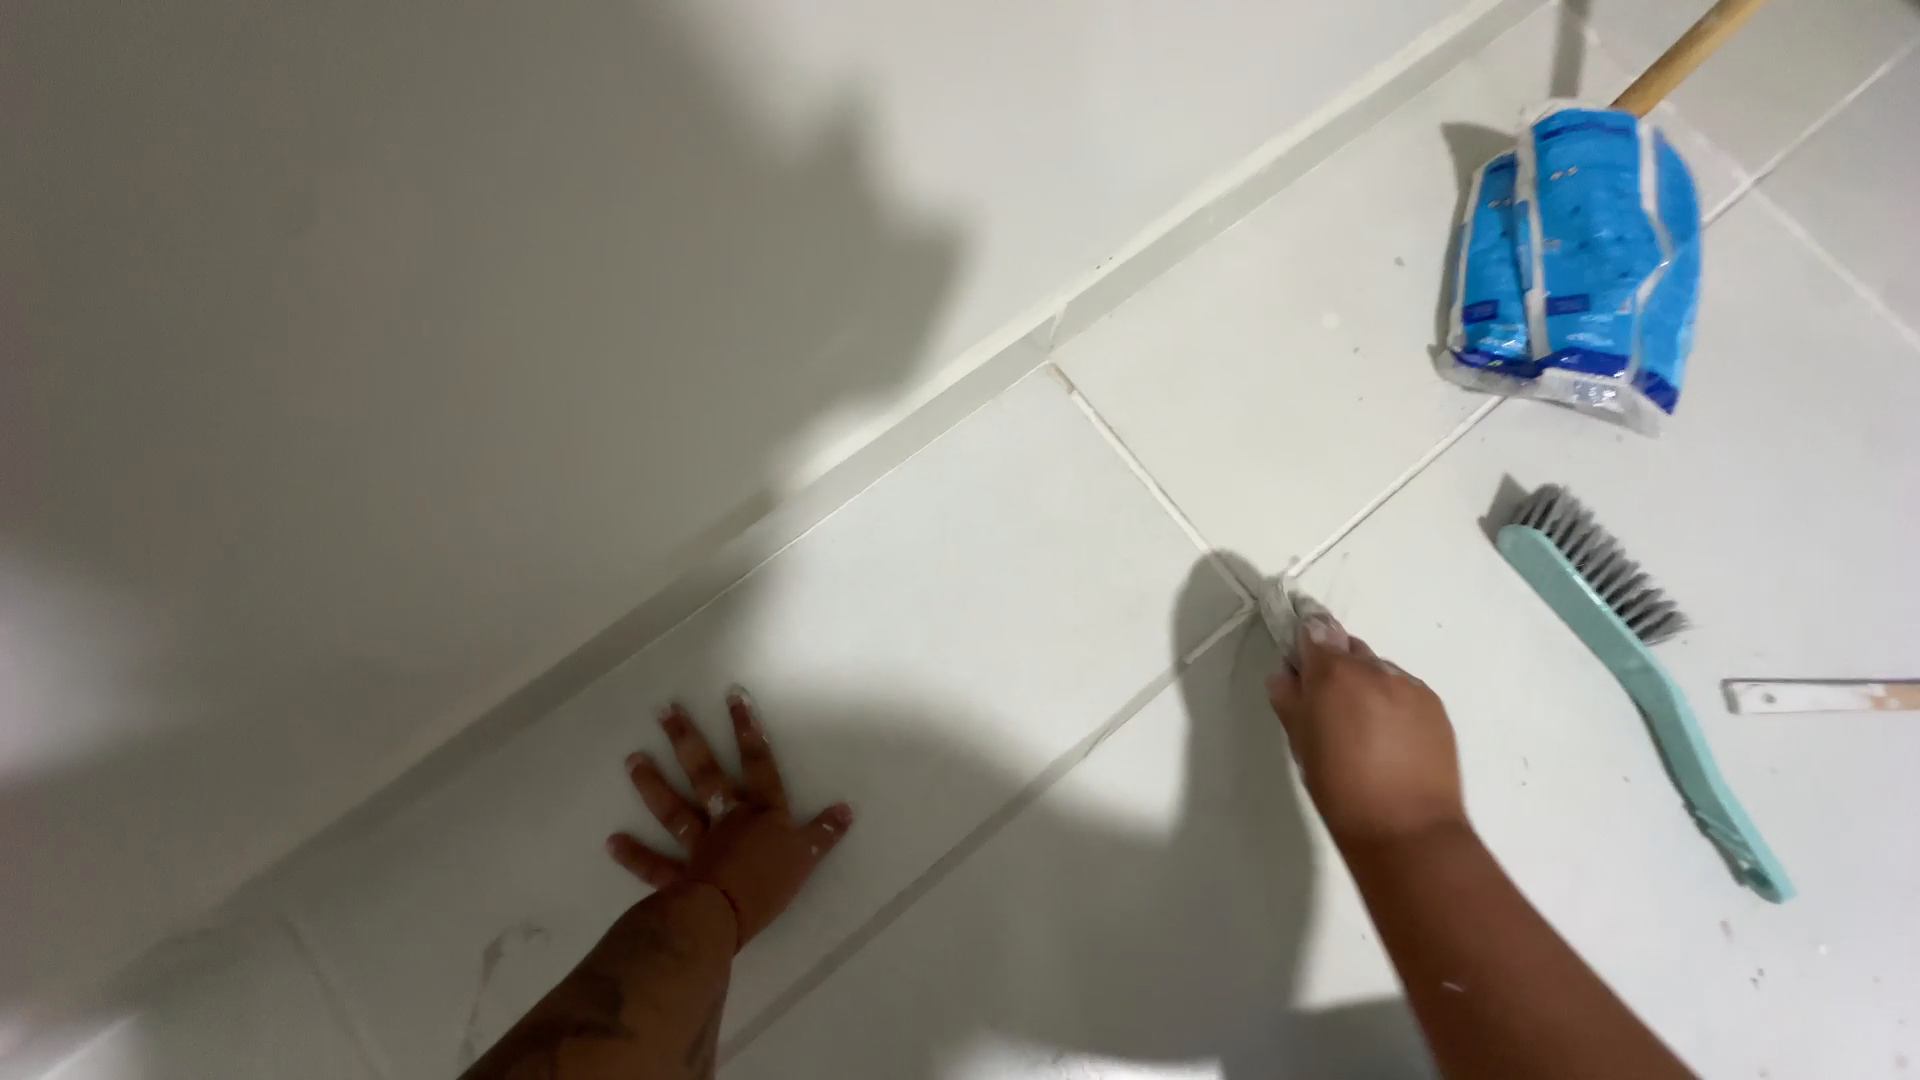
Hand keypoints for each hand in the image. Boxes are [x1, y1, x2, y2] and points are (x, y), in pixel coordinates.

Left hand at [607, 690, 852, 947]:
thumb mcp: (806, 857)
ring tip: (632, 758)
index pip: (758, 763)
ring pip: (673, 809)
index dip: (748, 730)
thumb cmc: (767, 883)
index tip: (733, 697)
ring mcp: (697, 845)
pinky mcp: (677, 877)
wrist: (724, 917)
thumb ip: (823, 832)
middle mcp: (725, 819)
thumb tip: (846, 809)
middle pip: (706, 774)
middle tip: (665, 710)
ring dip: (652, 784)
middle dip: (687, 740)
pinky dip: (633, 854)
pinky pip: (654, 865)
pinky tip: (612, 841)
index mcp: (760, 812)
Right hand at [1267, 607, 1466, 845]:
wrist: (1406, 829)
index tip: (1296, 656)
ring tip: (1361, 725)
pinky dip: (1390, 701)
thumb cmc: (1338, 786)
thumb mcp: (1299, 741)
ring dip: (1364, 683)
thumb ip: (1289, 698)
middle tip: (1325, 701)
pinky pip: (1403, 689)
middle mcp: (1374, 669)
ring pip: (1378, 669)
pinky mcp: (1435, 706)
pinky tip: (1387, 736)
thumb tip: (1286, 675)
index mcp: (1334, 674)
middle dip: (1334, 664)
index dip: (1303, 638)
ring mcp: (1410, 686)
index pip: (1314, 629)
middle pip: (1347, 647)